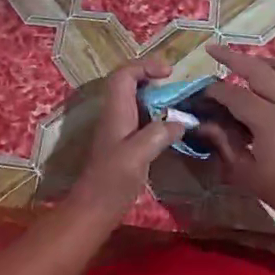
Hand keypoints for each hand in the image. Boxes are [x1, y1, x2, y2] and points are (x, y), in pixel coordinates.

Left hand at [61, 56, 183, 216]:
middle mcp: (115, 115)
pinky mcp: (124, 144)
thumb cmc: (112, 180)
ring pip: (134, 101)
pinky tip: (173, 127)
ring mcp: (118, 129)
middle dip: (151, 78)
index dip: (144, 66)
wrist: (95, 208)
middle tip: (176, 86)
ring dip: (155, 97)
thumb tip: (180, 122)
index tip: (169, 72)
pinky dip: (156, 115)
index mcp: (115, 111)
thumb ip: (158, 134)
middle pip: (128, 83)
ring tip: (179, 102)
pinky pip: (140, 118)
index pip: (124, 75)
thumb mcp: (138, 155)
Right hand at [198, 43, 274, 231]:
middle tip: (214, 49)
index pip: (234, 95)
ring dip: (262, 62)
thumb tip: (205, 125)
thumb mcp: (250, 174)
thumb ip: (226, 145)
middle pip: (259, 69)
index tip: (201, 92)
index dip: (214, 91)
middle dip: (233, 57)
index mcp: (271, 121)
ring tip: (248, 63)